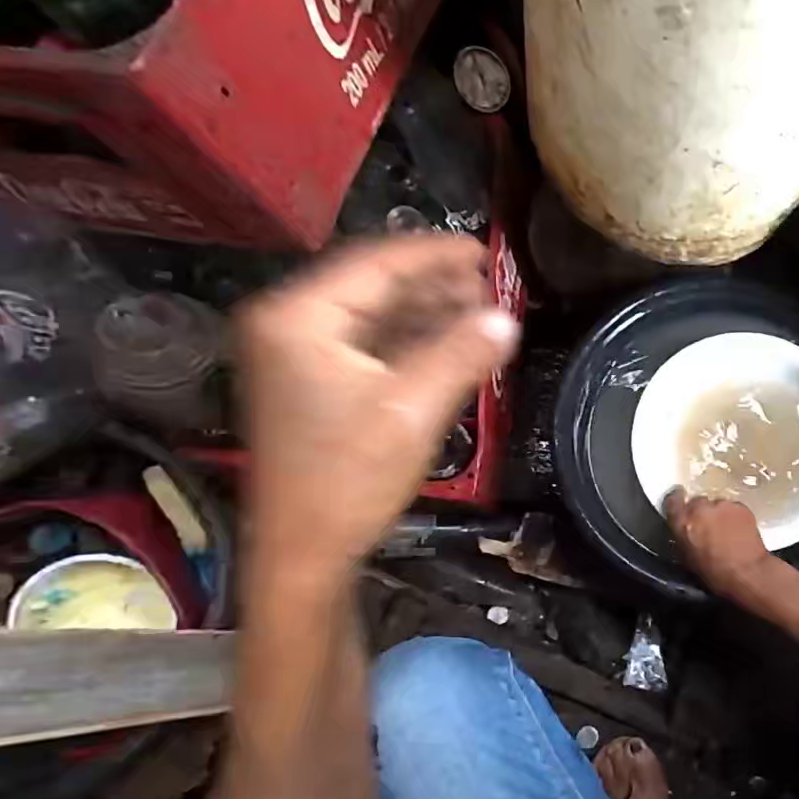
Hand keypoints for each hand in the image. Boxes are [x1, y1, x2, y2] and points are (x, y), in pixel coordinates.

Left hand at [236, 235, 517, 578]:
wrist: (306, 548)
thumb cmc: (350, 476)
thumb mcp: (413, 409)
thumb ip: (461, 355)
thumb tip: (507, 320)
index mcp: (299, 318)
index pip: (375, 264)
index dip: (434, 254)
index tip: (484, 251)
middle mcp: (290, 325)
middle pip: (374, 285)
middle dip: (434, 284)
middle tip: (489, 285)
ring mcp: (299, 355)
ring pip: (375, 314)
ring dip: (428, 311)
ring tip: (480, 309)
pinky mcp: (316, 382)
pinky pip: (372, 343)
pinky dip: (413, 339)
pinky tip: (452, 340)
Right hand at [664, 489, 778, 597]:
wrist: (747, 572)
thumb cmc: (715, 573)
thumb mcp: (688, 558)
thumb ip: (683, 537)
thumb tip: (684, 529)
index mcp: (684, 523)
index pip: (673, 500)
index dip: (677, 503)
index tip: (681, 507)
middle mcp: (701, 509)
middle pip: (697, 502)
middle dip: (700, 512)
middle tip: (708, 526)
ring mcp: (722, 505)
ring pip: (716, 504)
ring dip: (718, 514)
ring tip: (726, 529)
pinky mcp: (740, 506)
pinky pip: (732, 507)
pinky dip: (733, 515)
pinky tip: (737, 529)